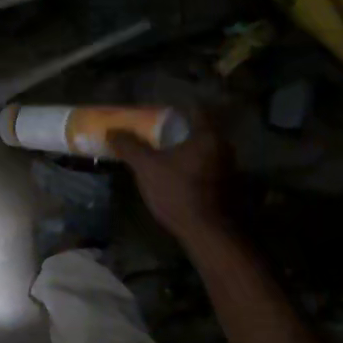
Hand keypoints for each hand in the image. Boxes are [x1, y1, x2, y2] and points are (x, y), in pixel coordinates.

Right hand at [108, 116, 229, 240]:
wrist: (206, 232)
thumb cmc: (178, 192)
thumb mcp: (147, 167)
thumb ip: (130, 147)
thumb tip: (112, 131)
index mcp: (208, 135)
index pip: (195, 110)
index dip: (175, 112)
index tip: (158, 118)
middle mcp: (224, 147)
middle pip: (200, 131)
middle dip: (180, 134)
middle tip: (158, 139)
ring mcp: (230, 168)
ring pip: (205, 152)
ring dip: (187, 153)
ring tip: (166, 160)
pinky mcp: (229, 187)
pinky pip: (209, 169)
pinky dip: (194, 169)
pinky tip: (179, 179)